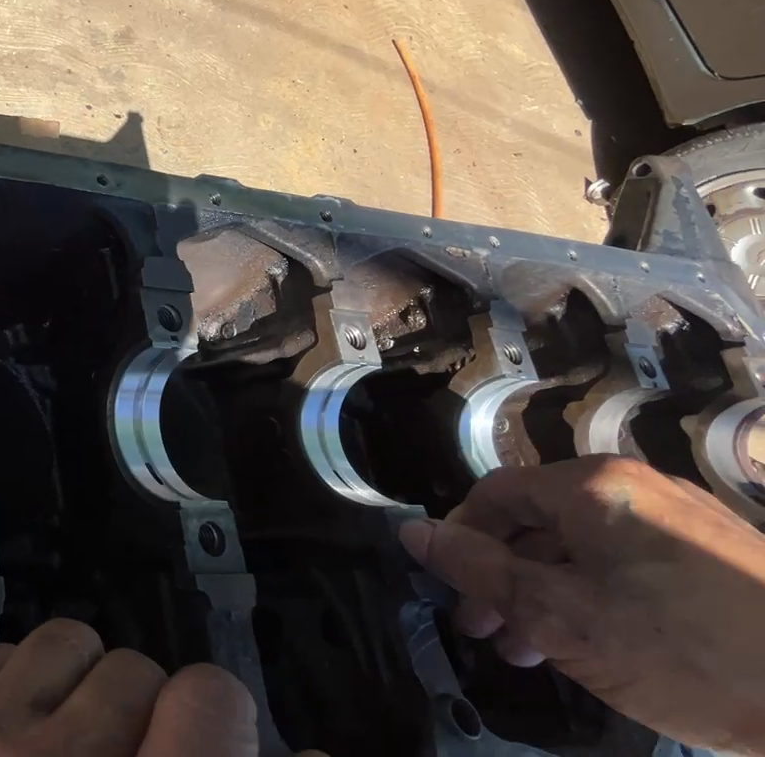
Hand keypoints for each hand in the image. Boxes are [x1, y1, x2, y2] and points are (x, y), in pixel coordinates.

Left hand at [0, 618, 257, 755]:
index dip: (216, 718)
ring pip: (69, 640)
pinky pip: (5, 648)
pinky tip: (8, 746)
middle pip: (136, 669)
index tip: (204, 736)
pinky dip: (18, 688)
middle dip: (139, 713)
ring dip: (78, 686)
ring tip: (64, 747)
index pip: (211, 700)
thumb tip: (311, 754)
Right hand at [398, 455, 764, 753]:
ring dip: (548, 595)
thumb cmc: (687, 652)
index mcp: (592, 487)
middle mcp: (637, 488)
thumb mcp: (560, 616)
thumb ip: (476, 569)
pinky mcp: (728, 561)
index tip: (454, 593)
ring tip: (536, 650)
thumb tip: (411, 532)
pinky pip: (635, 566)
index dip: (461, 541)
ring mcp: (690, 522)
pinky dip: (600, 598)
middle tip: (485, 631)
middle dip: (503, 579)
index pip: (493, 495)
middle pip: (538, 523)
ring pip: (586, 550)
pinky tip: (601, 645)